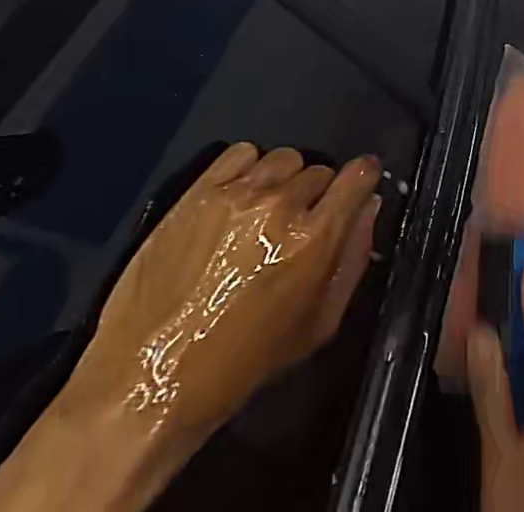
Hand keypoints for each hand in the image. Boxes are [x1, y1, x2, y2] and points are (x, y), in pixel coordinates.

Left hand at [76, 143, 380, 436]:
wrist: (156, 371)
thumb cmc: (244, 361)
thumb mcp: (318, 326)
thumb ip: (352, 258)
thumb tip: (367, 207)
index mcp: (314, 240)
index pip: (356, 178)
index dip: (364, 176)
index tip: (362, 181)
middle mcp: (279, 204)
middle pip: (318, 171)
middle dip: (319, 195)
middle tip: (301, 227)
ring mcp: (235, 193)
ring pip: (282, 158)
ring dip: (285, 181)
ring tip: (266, 214)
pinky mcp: (199, 189)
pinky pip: (240, 153)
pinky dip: (250, 168)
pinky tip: (240, 200)